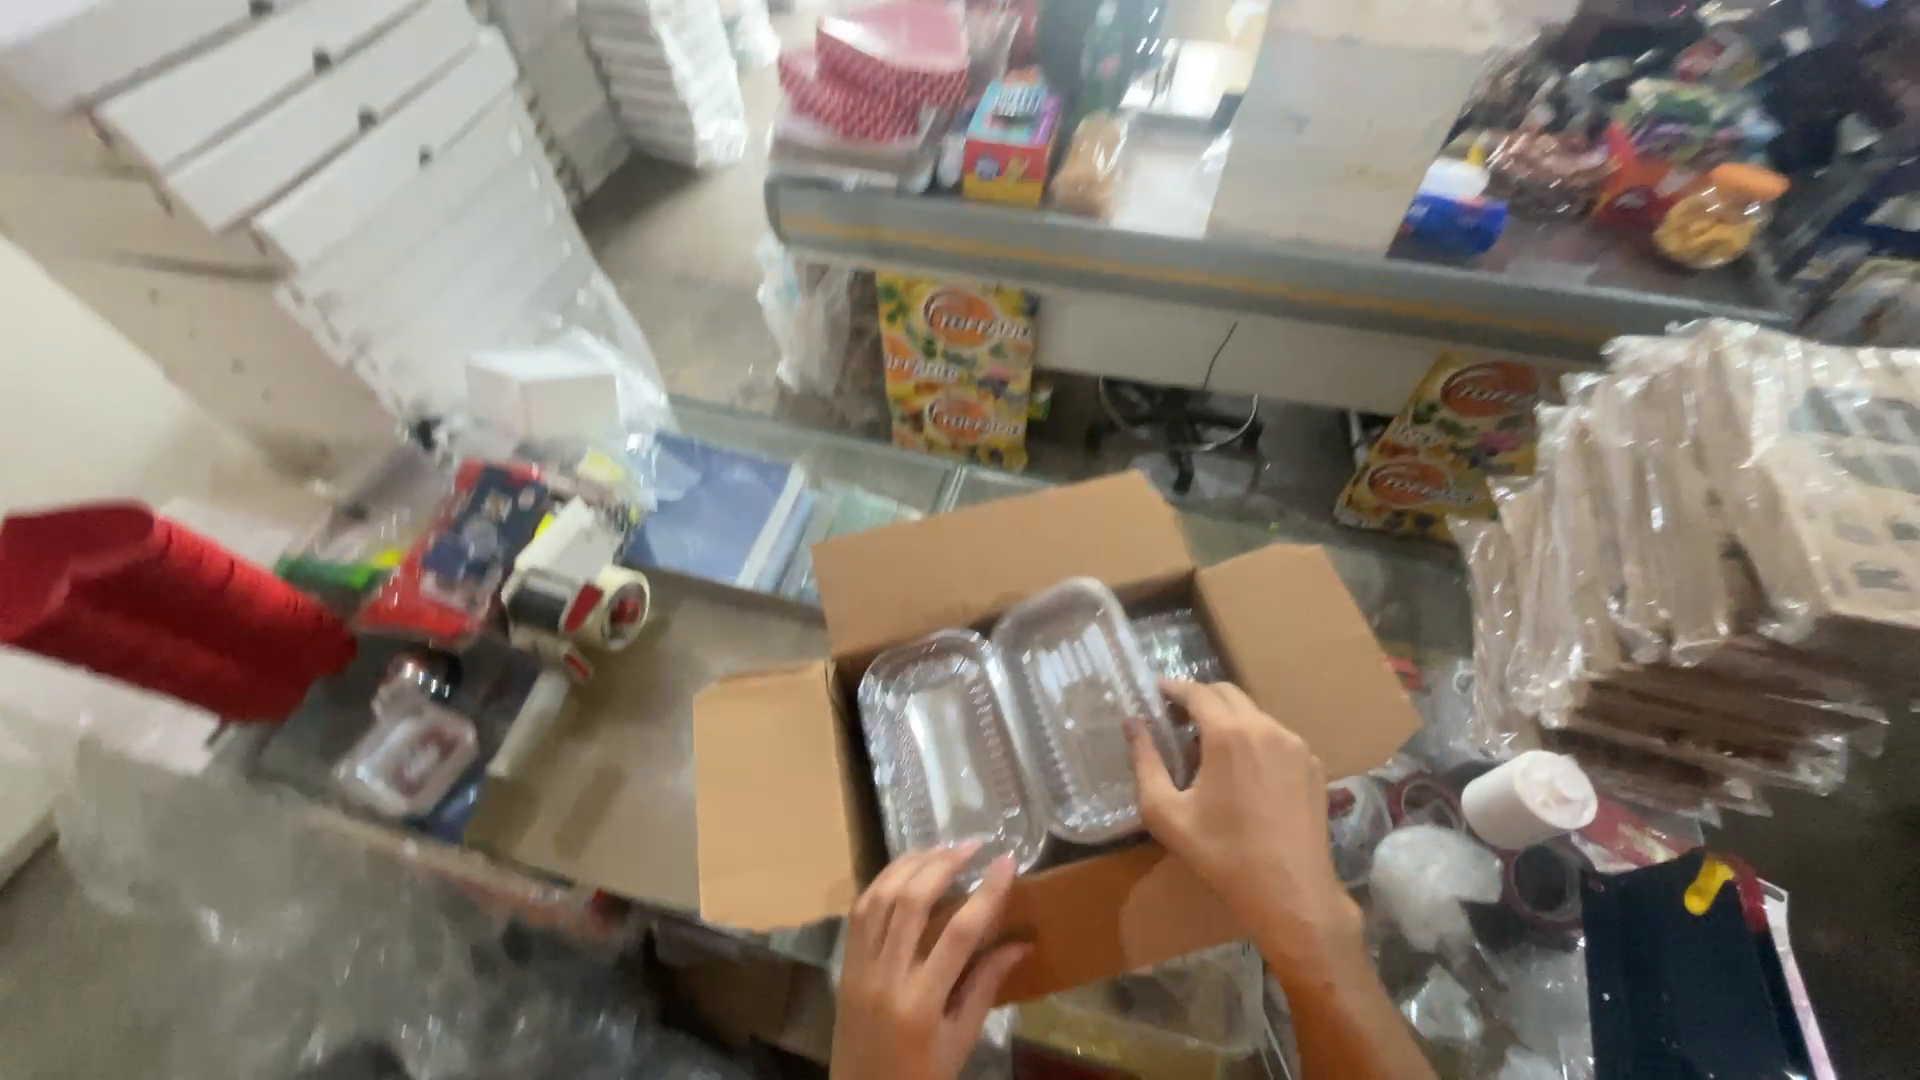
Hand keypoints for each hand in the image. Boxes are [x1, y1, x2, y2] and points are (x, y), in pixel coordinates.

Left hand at [831, 845, 1030, 1079]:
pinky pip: (860, 909)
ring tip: (941, 849)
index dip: (987, 892)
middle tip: (973, 846)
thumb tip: (1021, 942)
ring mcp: (860, 967)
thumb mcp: (960, 1041)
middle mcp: (886, 977)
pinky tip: (906, 870)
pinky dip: (883, 881)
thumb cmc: (921, 1078)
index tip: (1007, 861)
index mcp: (922, 1004)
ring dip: (912, 864)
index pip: (959, 933)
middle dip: (945, 864)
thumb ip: (986, 986)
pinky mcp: (845, 964)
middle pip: (913, 901)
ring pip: (882, 896)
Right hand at [1129, 680, 1362, 970]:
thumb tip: (1132, 725)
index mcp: (1229, 734)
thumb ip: (1145, 761)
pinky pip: (1277, 737)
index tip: (1157, 691)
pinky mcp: (1314, 766)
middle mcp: (1266, 728)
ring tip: (1208, 747)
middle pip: (1228, 693)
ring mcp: (1296, 746)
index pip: (1197, 692)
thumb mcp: (1166, 812)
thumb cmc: (1222, 854)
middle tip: (1177, 716)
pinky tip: (1244, 771)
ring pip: (1254, 714)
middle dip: (1200, 698)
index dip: (1174, 688)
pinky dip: (1254, 739)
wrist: (1292, 894)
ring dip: (1228, 718)